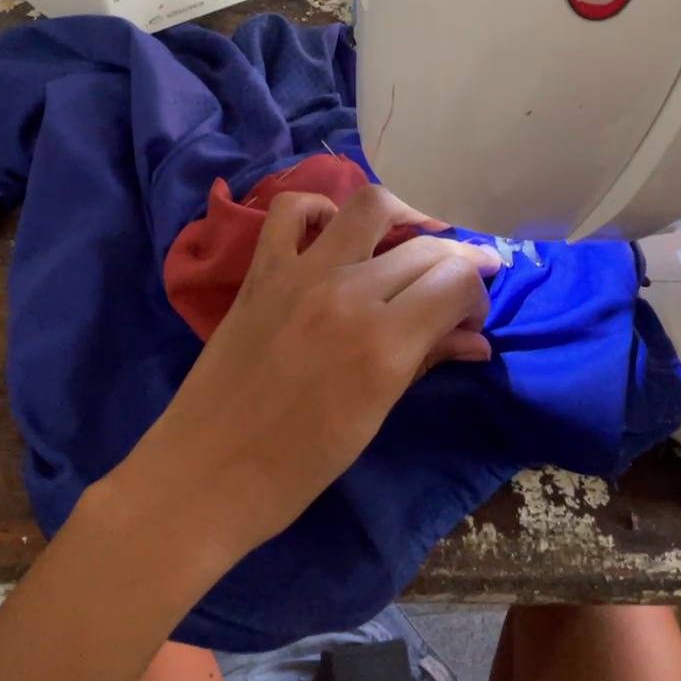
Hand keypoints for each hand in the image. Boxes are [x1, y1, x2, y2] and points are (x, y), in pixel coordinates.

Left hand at [108, 185, 500, 557]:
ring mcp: (299, 275)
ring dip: (403, 216)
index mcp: (383, 343)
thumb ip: (425, 362)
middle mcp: (347, 293)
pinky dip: (319, 209)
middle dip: (455, 263)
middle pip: (424, 247)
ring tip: (409, 239)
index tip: (471, 318)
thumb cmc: (296, 469)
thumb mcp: (373, 418)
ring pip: (369, 206)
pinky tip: (333, 233)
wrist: (204, 475)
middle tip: (454, 289)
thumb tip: (476, 341)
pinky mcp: (260, 271)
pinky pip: (290, 211)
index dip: (476, 294)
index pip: (455, 282)